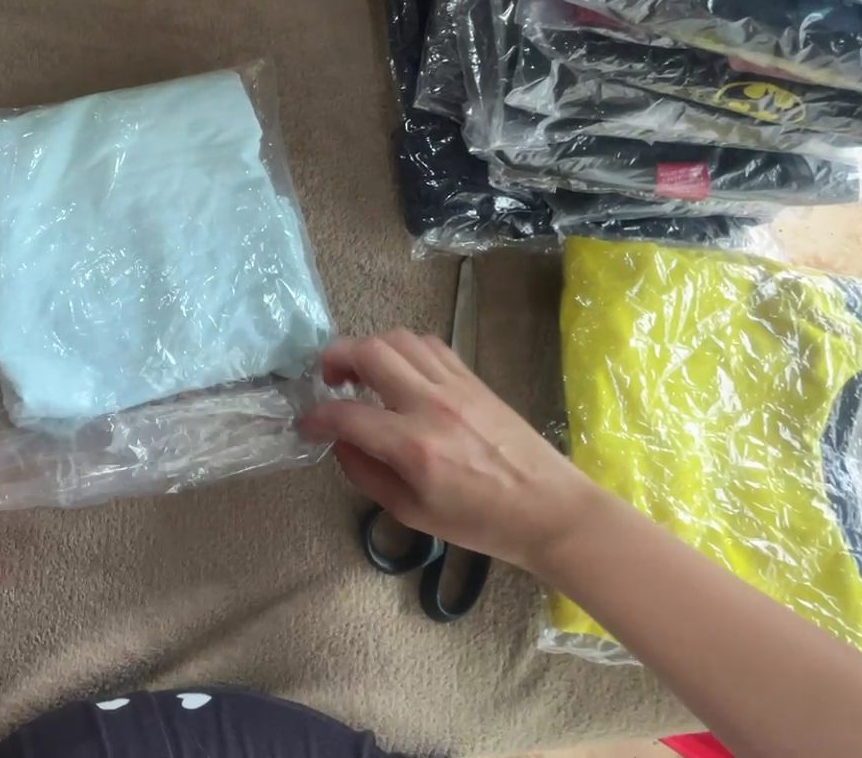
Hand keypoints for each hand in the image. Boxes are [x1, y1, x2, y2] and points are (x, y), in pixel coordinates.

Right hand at [299, 331, 602, 570]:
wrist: (553, 512)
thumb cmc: (482, 522)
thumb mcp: (412, 513)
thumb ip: (365, 475)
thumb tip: (339, 443)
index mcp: (414, 447)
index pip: (346, 415)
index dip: (317, 417)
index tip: (308, 424)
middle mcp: (431, 406)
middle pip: (368, 353)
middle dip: (335, 358)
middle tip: (329, 378)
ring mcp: (455, 387)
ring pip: (397, 340)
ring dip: (368, 348)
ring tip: (361, 371)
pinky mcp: (473, 379)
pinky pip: (428, 345)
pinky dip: (402, 349)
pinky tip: (399, 370)